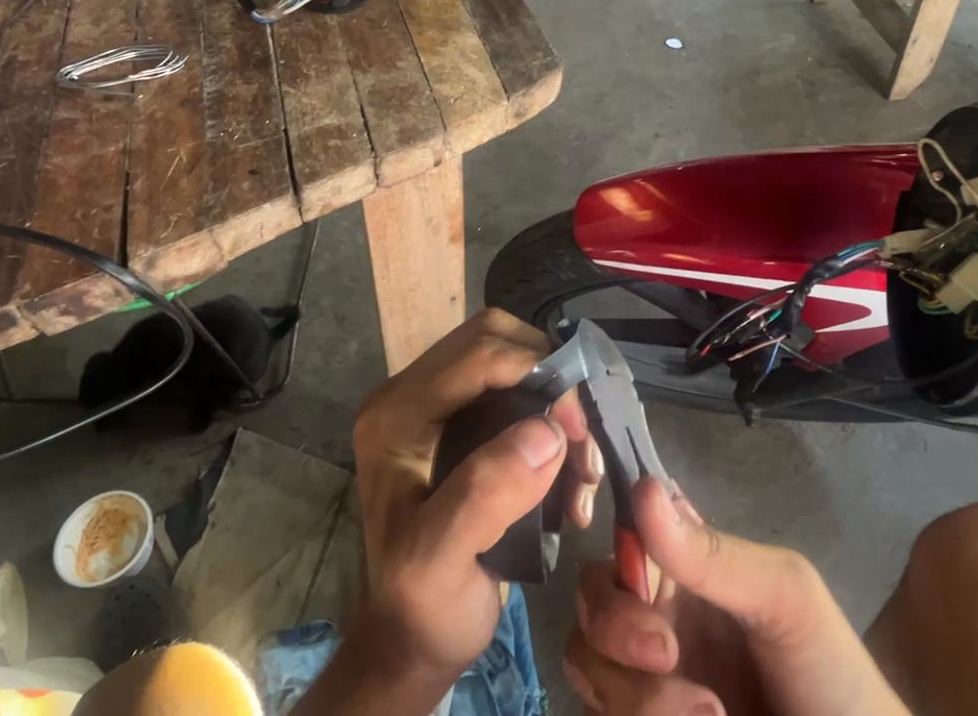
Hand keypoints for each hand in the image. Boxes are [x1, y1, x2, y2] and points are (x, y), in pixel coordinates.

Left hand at [293, 310, 600, 714]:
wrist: (414, 636)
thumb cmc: (423, 606)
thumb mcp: (441, 563)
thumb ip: (485, 496)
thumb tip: (546, 432)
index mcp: (395, 417)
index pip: (475, 356)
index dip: (537, 373)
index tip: (578, 429)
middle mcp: (411, 397)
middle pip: (494, 341)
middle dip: (551, 381)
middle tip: (583, 443)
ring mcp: (437, 407)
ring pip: (511, 361)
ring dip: (557, 402)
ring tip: (583, 471)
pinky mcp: (462, 423)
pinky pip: (516, 389)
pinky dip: (553, 419)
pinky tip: (570, 474)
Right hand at [565, 478, 907, 715]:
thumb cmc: (830, 673)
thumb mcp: (786, 599)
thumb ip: (713, 554)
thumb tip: (643, 489)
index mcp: (684, 569)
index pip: (622, 532)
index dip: (616, 543)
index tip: (641, 574)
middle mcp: (654, 613)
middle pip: (590, 597)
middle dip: (614, 624)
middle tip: (667, 654)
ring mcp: (641, 677)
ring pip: (585, 662)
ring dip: (636, 694)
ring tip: (711, 713)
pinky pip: (599, 710)